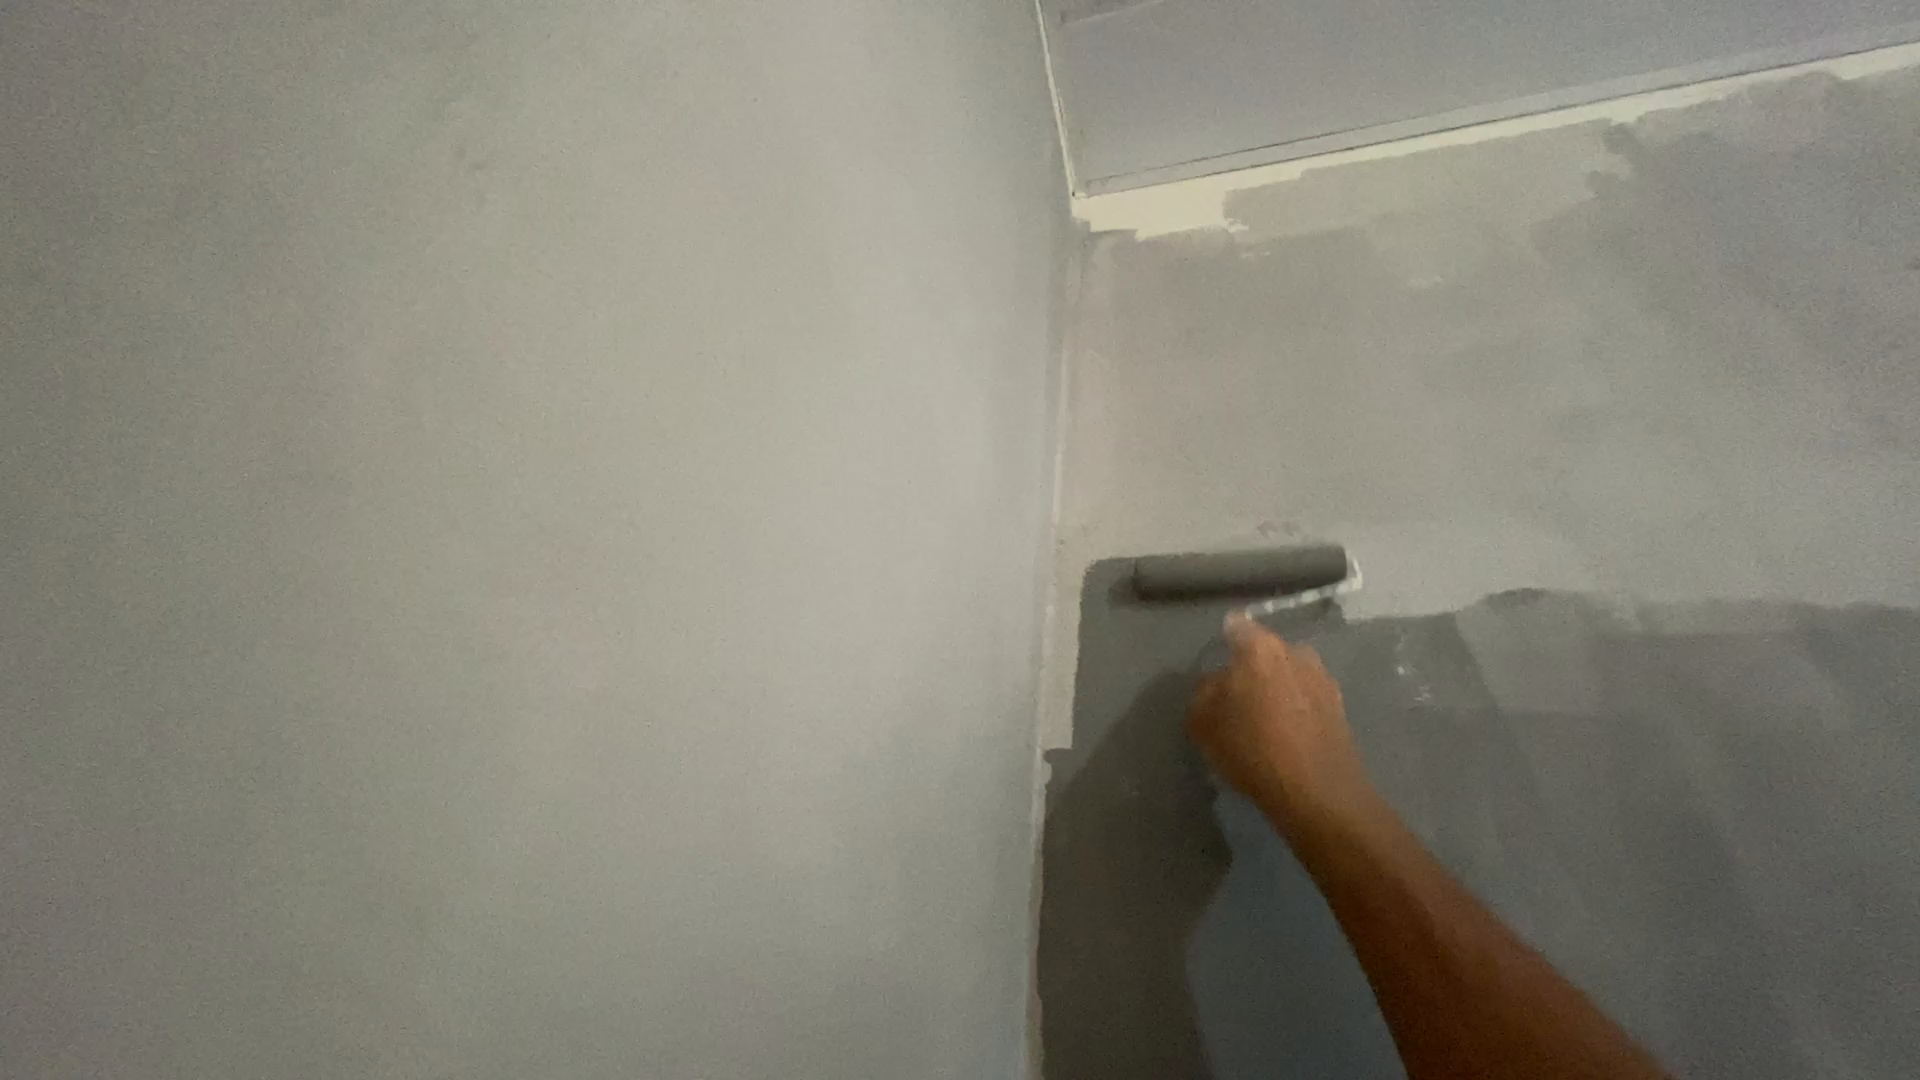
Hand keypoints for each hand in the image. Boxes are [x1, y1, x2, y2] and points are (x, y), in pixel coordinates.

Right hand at [1187, 613, 1377, 831]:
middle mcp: (1295, 652)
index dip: (1224, 639)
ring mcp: (1322, 678)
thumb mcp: (1202, 722)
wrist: (1318, 793)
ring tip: (1262, 715)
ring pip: (1289, 672)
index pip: (1236, 626)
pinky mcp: (1340, 706)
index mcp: (1259, 648)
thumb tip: (1217, 683)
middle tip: (1235, 692)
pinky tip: (1285, 732)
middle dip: (1251, 665)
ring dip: (1276, 686)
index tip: (1216, 660)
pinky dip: (1295, 706)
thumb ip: (1204, 692)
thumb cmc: (1252, 749)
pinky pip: (1306, 696)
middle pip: (1265, 650)